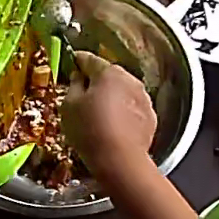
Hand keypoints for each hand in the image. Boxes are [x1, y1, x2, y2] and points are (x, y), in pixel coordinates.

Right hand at [60, 51, 156, 181]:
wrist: (119, 159)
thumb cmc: (89, 130)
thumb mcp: (68, 106)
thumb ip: (73, 87)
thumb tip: (77, 78)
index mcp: (108, 73)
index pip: (90, 59)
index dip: (78, 60)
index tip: (72, 60)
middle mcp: (130, 80)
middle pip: (109, 75)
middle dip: (95, 81)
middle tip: (79, 93)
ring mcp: (143, 98)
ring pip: (122, 91)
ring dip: (109, 97)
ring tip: (94, 113)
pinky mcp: (149, 117)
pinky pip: (130, 108)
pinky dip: (120, 113)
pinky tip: (109, 126)